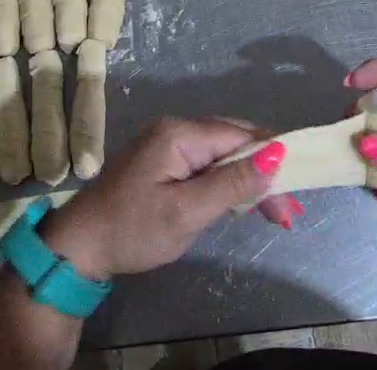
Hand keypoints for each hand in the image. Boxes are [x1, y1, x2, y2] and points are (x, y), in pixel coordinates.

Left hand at [38, 117, 297, 279]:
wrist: (79, 247)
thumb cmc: (133, 229)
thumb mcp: (187, 212)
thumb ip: (232, 183)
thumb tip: (278, 153)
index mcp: (180, 134)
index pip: (240, 136)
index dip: (272, 160)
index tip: (296, 192)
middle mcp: (176, 130)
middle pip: (234, 141)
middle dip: (265, 172)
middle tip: (290, 213)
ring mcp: (168, 144)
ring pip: (222, 153)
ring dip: (249, 180)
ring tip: (277, 213)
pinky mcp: (163, 162)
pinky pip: (206, 164)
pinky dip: (227, 183)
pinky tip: (243, 203)